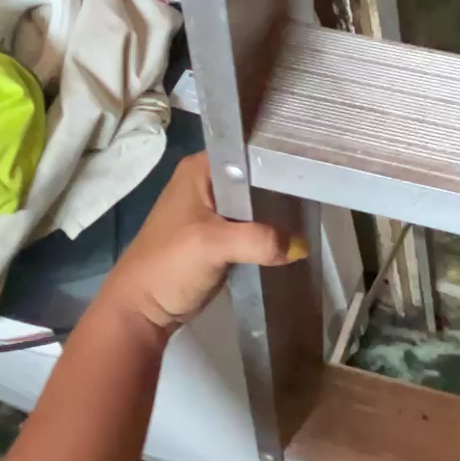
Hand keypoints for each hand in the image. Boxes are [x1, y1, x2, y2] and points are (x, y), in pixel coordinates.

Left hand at [96, 152, 306, 331]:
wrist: (143, 309)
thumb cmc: (169, 266)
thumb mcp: (214, 245)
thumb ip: (260, 240)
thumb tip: (302, 247)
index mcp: (201, 169)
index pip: (249, 150)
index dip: (279, 157)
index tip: (312, 168)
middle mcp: (209, 182)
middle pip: (258, 177)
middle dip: (284, 189)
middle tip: (316, 196)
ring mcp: (215, 209)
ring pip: (259, 203)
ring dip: (280, 213)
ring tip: (311, 215)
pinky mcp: (222, 234)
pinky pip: (255, 225)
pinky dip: (271, 232)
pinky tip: (294, 235)